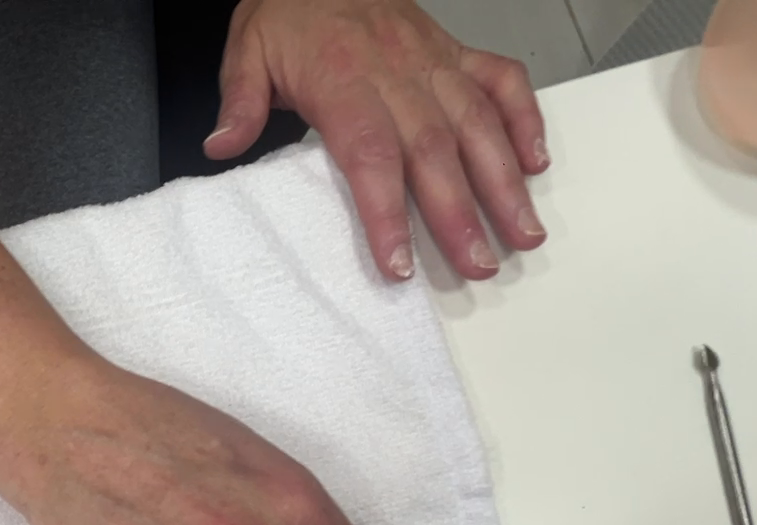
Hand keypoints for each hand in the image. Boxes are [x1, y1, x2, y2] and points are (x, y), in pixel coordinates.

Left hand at [206, 0, 549, 281]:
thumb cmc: (288, 11)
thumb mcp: (249, 52)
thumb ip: (239, 103)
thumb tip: (220, 145)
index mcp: (345, 80)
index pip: (371, 156)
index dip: (388, 213)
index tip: (399, 262)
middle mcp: (400, 73)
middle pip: (436, 152)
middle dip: (461, 215)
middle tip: (478, 266)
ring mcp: (435, 62)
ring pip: (479, 124)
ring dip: (505, 183)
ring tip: (523, 234)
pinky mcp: (455, 52)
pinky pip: (501, 82)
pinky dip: (524, 119)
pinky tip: (535, 162)